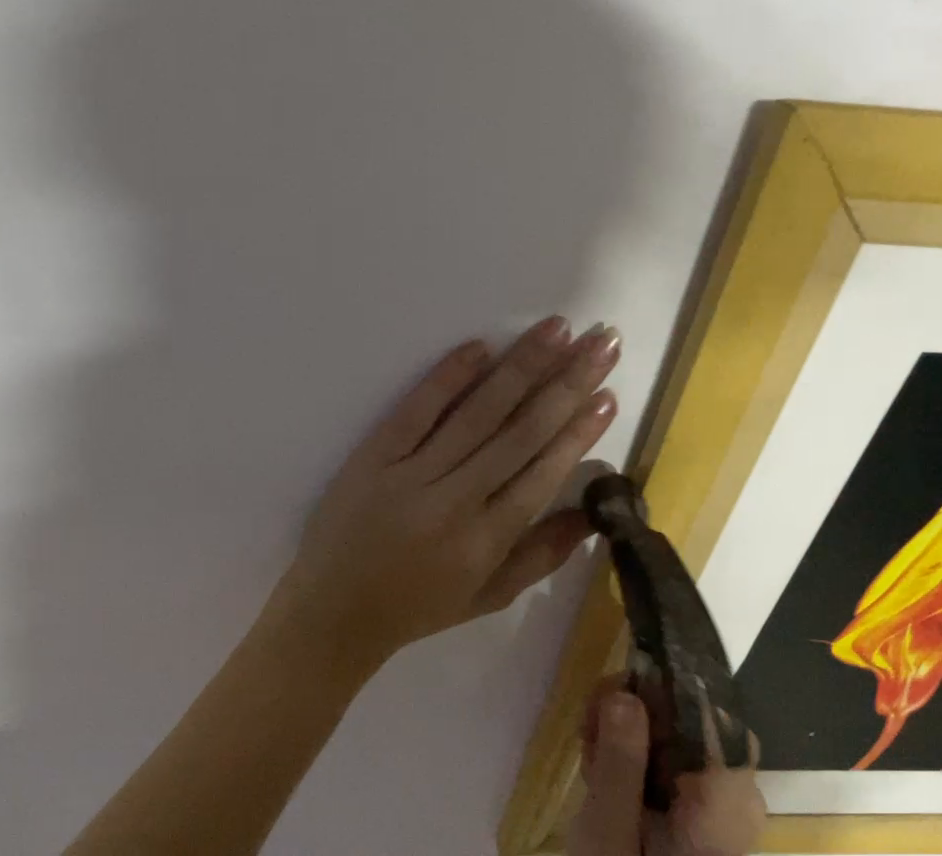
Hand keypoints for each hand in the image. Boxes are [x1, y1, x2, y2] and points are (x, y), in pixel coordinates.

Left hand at [273, 316, 620, 666]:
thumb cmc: (416, 607)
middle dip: (566, 383)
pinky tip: (480, 347)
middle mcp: (455, 502)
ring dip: (520, 367)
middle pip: (520, 432)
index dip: (579, 431)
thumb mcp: (486, 598)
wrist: (332, 611)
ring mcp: (411, 474)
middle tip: (603, 342)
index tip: (609, 394)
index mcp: (486, 541)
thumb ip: (540, 557)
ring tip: (557, 329)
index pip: (542, 473)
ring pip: (476, 414)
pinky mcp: (373, 455)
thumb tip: (592, 516)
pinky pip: (416, 411)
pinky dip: (448, 377)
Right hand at [570, 685, 767, 855]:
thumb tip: (626, 692)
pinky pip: (674, 765)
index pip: (708, 709)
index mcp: (724, 798)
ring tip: (589, 758)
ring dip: (628, 734)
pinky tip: (603, 774)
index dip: (659, 687)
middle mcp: (736, 796)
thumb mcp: (609, 831)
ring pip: (677, 737)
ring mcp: (723, 808)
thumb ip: (619, 759)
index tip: (608, 695)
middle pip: (690, 719)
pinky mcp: (706, 819)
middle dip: (633, 712)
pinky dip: (636, 760)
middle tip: (586, 730)